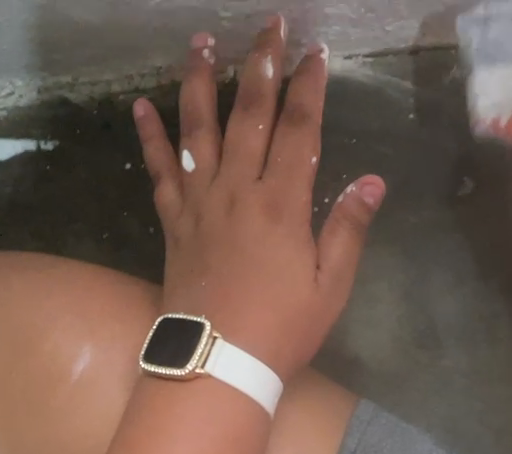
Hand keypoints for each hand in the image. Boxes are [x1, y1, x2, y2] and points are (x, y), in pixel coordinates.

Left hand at [133, 16, 385, 377]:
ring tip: (201, 42)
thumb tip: (371, 181)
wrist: (218, 362)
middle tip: (266, 25)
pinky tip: (140, 106)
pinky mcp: (174, 223)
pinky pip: (160, 170)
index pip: (299, 130)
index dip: (309, 88)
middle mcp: (238, 190)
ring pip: (198, 129)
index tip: (315, 52)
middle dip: (260, 65)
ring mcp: (201, 203)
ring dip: (201, 81)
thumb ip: (348, 231)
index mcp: (282, 204)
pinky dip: (151, 137)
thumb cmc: (282, 330)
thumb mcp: (330, 288)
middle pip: (249, 114)